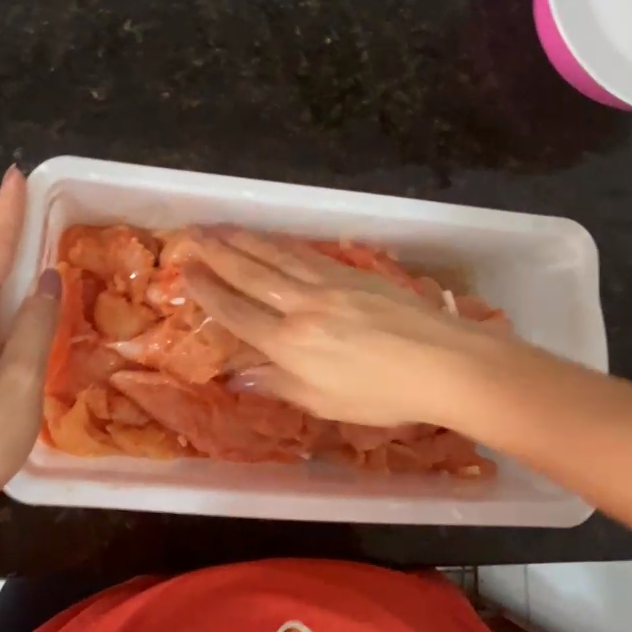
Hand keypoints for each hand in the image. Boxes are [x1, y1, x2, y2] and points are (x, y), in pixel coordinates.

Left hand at [0, 167, 60, 508]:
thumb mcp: (22, 379)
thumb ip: (36, 324)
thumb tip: (47, 278)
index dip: (8, 212)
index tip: (17, 174)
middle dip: (9, 231)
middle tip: (32, 198)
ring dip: (8, 264)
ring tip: (35, 238)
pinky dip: (6, 298)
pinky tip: (22, 300)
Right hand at [183, 231, 512, 428]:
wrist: (444, 362)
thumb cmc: (384, 396)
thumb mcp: (325, 403)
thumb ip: (280, 384)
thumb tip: (240, 374)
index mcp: (290, 344)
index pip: (237, 314)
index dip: (209, 294)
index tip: (187, 275)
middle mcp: (302, 307)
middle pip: (251, 275)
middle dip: (217, 256)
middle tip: (191, 238)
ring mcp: (329, 284)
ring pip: (277, 256)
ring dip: (244, 241)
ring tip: (220, 228)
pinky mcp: (353, 273)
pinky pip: (307, 254)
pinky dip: (282, 244)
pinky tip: (272, 239)